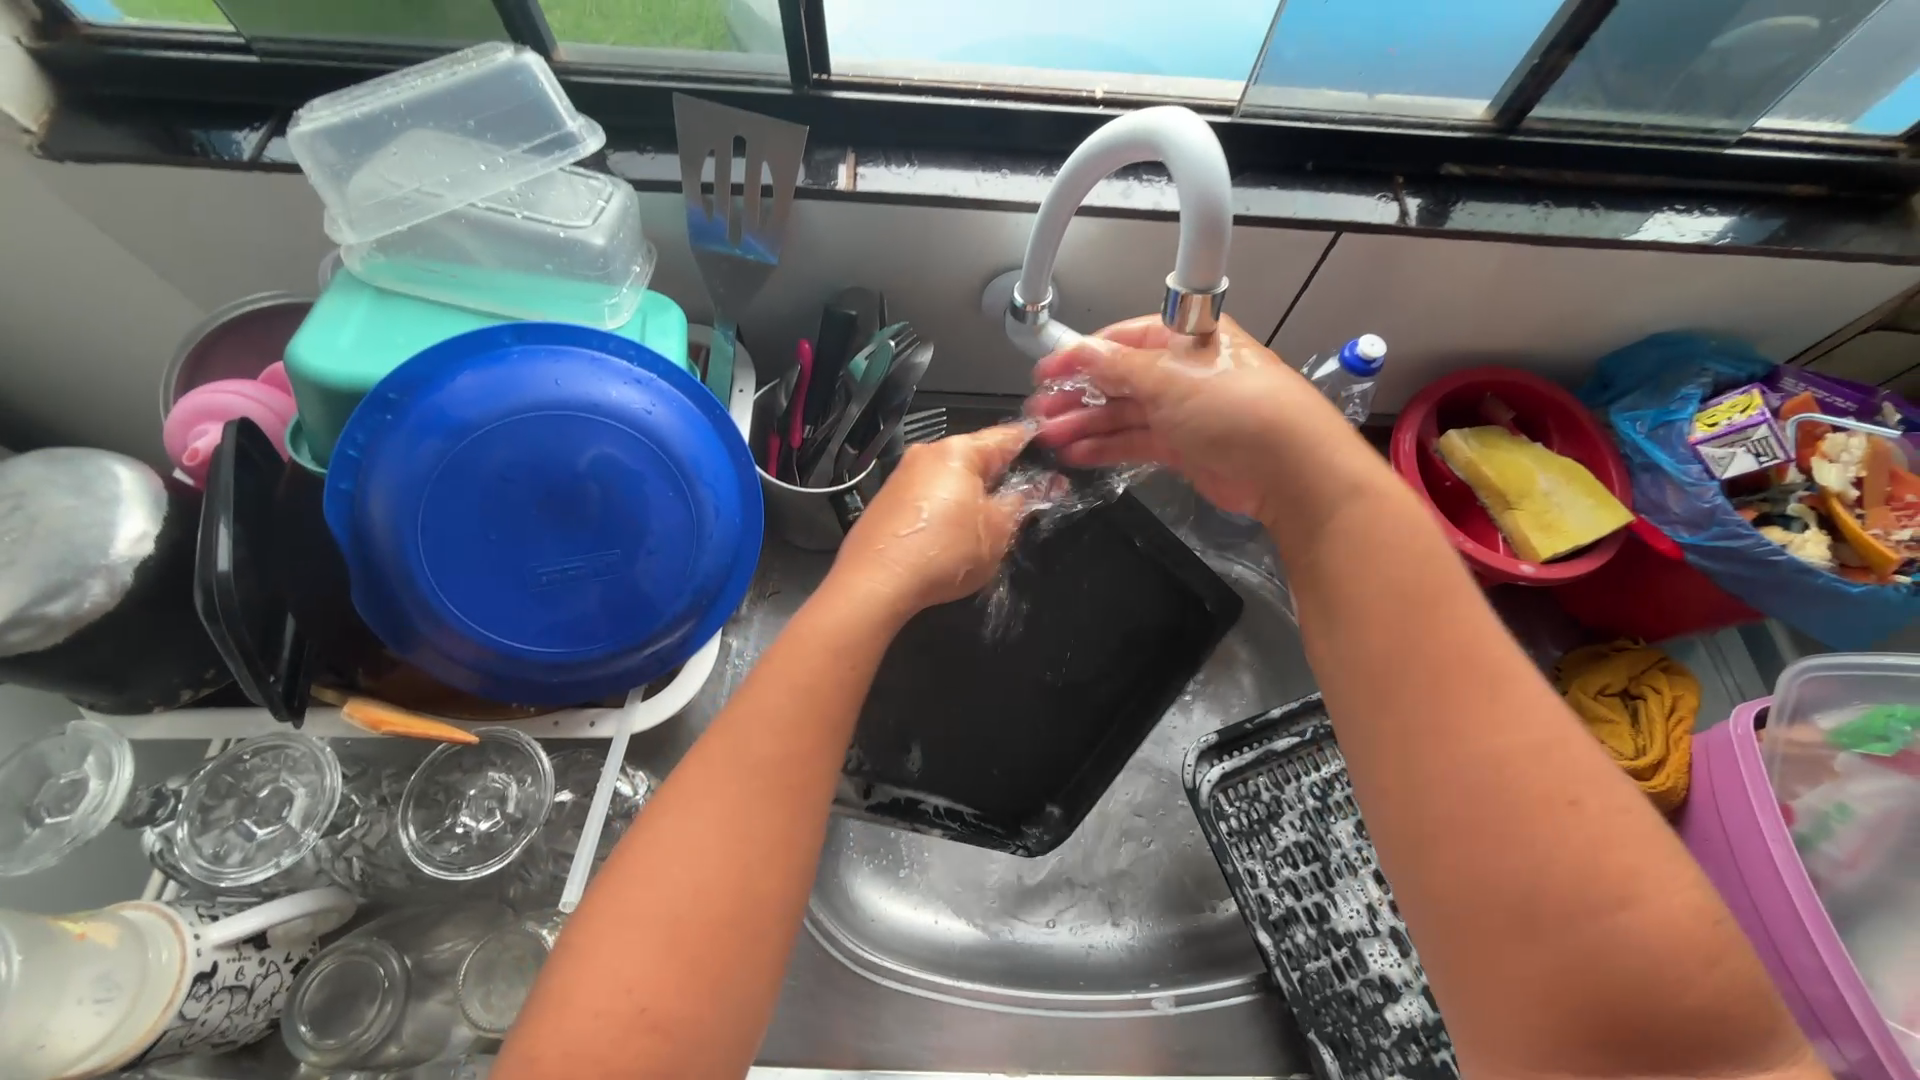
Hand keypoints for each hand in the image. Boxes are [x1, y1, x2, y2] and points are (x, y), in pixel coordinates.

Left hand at [827, 425, 1031, 617]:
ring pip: (951, 480)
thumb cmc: (944, 552)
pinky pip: (928, 498)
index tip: (1052, 454)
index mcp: (958, 450)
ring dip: (972, 497)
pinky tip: (951, 538)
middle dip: (1001, 478)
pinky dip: (946, 511)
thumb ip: (1024, 502)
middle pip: (976, 458)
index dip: (1034, 444)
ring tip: (987, 527)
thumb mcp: (998, 530)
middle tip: (1024, 502)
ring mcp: (902, 477)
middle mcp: (926, 454)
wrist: (875, 583)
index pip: (1007, 436)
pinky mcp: (886, 503)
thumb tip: (1044, 485)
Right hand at [1029, 314, 1344, 522]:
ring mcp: (1183, 412)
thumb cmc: (1243, 410)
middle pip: (1118, 379)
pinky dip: (1105, 448)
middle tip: (1042, 409)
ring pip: (1123, 414)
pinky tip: (1077, 453)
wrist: (1288, 469)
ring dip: (1085, 424)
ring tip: (1049, 437)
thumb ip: (1118, 367)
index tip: (1049, 369)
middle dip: (1078, 394)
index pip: (1123, 339)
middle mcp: (1183, 372)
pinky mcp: (1183, 448)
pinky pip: (1134, 443)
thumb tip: (1082, 350)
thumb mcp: (1170, 378)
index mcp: (1186, 339)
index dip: (1083, 354)